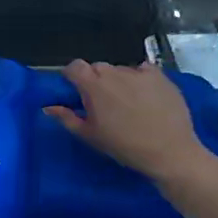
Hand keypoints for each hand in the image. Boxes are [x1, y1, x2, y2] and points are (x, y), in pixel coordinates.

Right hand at [44, 60, 204, 180]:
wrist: (169, 151)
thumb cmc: (123, 146)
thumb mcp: (90, 135)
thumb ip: (67, 118)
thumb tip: (48, 107)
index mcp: (93, 86)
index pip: (74, 66)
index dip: (72, 76)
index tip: (75, 90)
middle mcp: (114, 73)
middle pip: (97, 67)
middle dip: (95, 80)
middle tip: (101, 102)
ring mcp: (139, 72)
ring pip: (120, 70)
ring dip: (117, 81)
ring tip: (127, 103)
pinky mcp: (160, 76)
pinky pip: (143, 70)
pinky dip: (139, 79)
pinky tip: (145, 96)